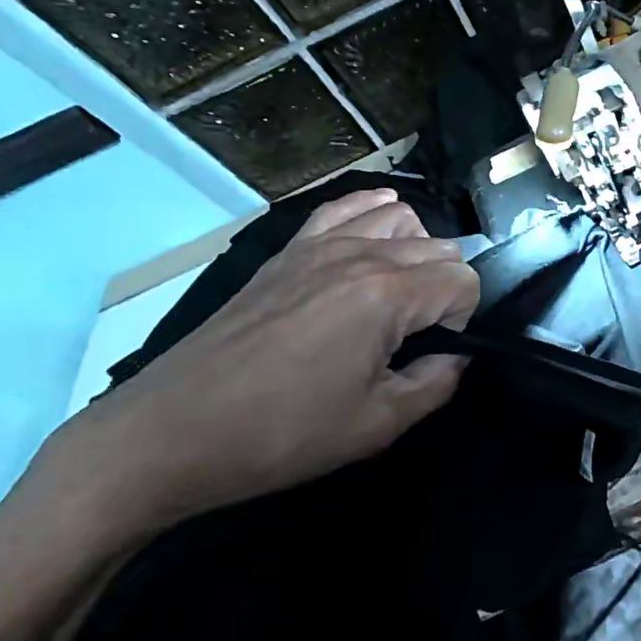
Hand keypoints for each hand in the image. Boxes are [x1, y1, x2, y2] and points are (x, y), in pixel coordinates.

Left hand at [36, 189, 479, 544]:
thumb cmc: (281, 434)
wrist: (177, 428)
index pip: (463, 279)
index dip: (461, 320)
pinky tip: (371, 239)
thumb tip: (456, 357)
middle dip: (442, 289)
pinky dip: (372, 214)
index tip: (430, 355)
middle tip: (411, 340)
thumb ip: (435, 384)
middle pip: (437, 246)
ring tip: (392, 298)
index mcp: (386, 294)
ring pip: (400, 218)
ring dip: (414, 252)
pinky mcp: (289, 248)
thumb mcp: (375, 426)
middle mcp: (360, 253)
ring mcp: (320, 243)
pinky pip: (346, 206)